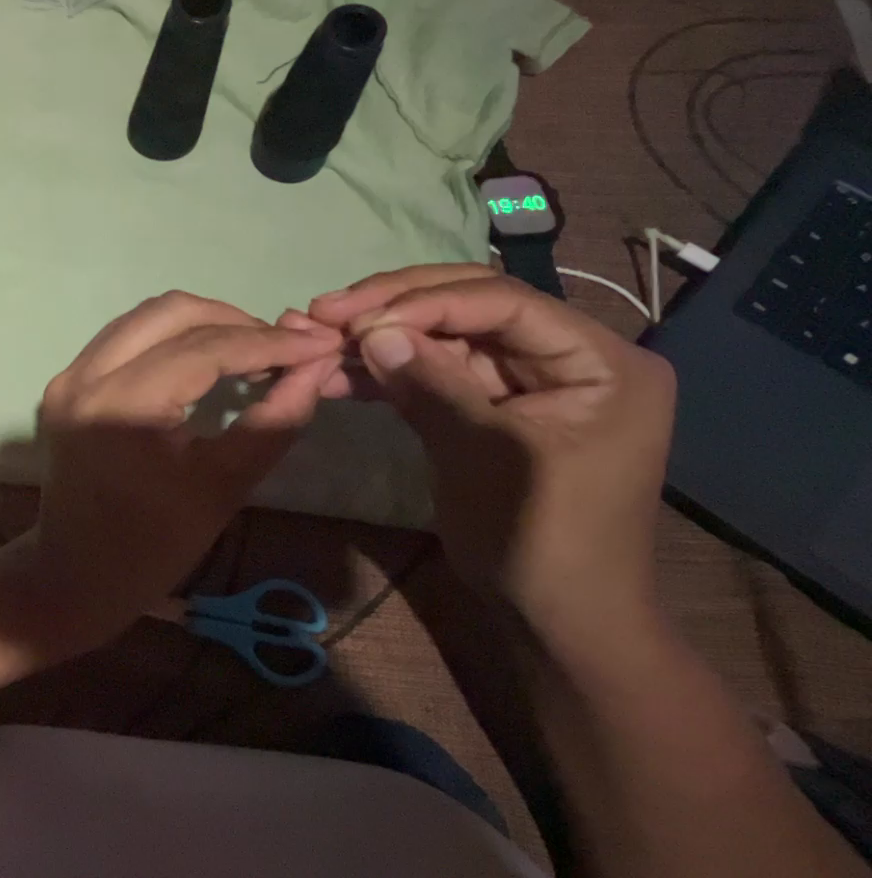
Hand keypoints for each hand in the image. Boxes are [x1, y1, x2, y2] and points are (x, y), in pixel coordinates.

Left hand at [0, 291, 342, 657]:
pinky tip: (204, 358)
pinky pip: (122, 338)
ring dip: (200, 323)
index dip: (268, 343)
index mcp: (121, 406)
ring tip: (251, 349)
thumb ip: (273, 422)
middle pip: (169, 312)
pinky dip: (168, 337)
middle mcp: (84, 378)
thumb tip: (318, 368)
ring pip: (143, 317)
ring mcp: (67, 377)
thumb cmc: (153, 545)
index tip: (320, 345)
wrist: (75, 574)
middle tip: (284, 347)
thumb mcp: (223, 487)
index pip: (204, 349)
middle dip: (234, 321)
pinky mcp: (64, 384)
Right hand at [308, 266, 676, 639]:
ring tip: (317, 336)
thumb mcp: (489, 457)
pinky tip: (334, 374)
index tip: (353, 318)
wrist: (557, 616)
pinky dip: (385, 372)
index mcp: (600, 361)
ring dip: (379, 336)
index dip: (425, 303)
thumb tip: (370, 331)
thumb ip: (434, 387)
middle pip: (470, 305)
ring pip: (441, 336)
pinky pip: (431, 373)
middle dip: (395, 306)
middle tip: (326, 310)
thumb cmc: (545, 538)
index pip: (504, 303)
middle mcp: (566, 357)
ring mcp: (522, 381)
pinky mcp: (485, 406)